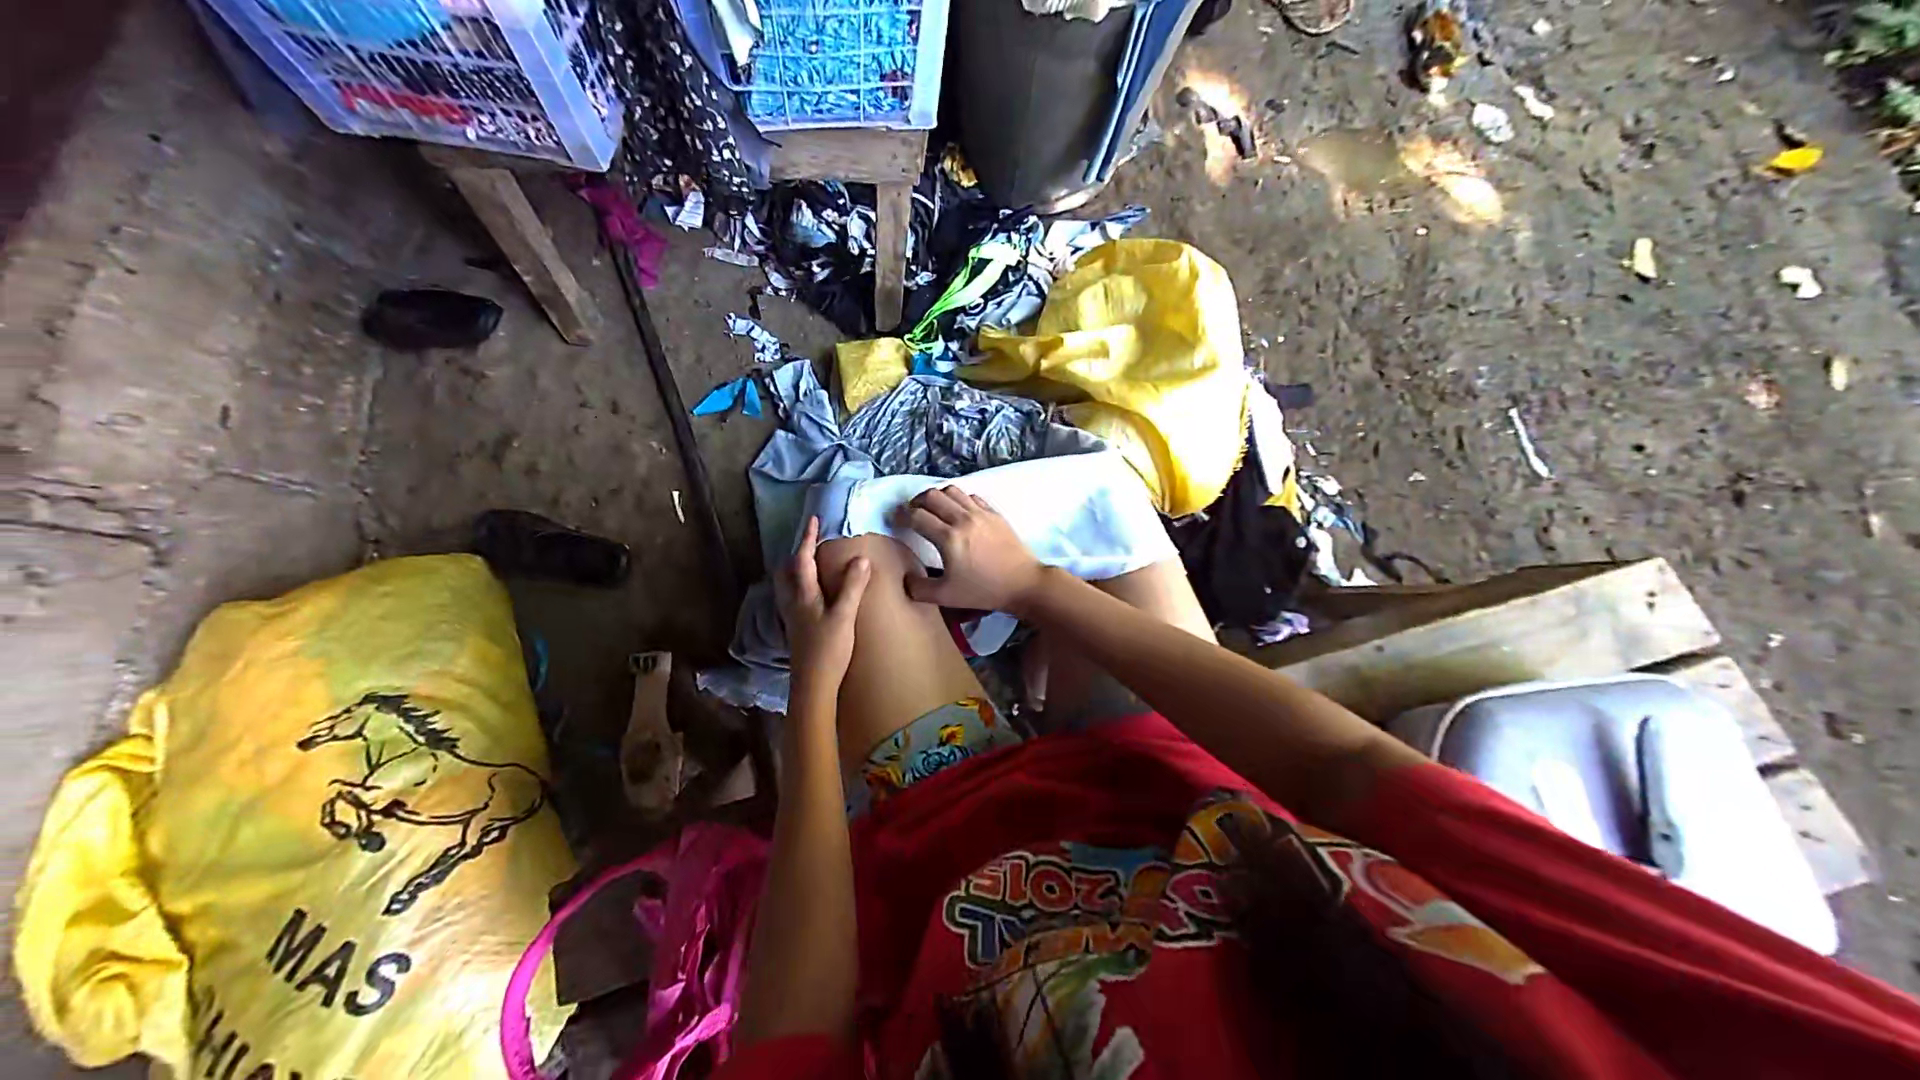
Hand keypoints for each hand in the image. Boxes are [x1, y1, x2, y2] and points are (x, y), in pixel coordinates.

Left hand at [777, 517, 870, 693]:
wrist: (813, 687)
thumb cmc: (828, 650)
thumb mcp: (844, 616)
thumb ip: (851, 586)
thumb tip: (860, 558)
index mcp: (802, 595)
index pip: (802, 559)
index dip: (807, 538)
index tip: (812, 520)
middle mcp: (792, 604)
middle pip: (786, 572)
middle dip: (796, 555)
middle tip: (809, 544)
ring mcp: (792, 619)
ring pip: (788, 587)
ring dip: (796, 572)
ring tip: (811, 566)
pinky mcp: (796, 632)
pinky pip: (794, 600)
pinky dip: (801, 589)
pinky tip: (813, 597)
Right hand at [898, 487, 1047, 613]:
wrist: (1023, 583)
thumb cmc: (984, 591)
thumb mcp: (946, 597)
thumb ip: (919, 588)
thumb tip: (906, 578)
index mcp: (949, 538)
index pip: (916, 516)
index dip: (901, 516)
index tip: (896, 521)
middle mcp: (963, 519)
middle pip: (931, 496)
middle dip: (916, 502)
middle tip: (911, 513)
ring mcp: (981, 513)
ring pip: (951, 490)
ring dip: (937, 497)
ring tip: (933, 509)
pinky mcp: (994, 513)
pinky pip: (971, 496)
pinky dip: (958, 499)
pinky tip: (957, 512)